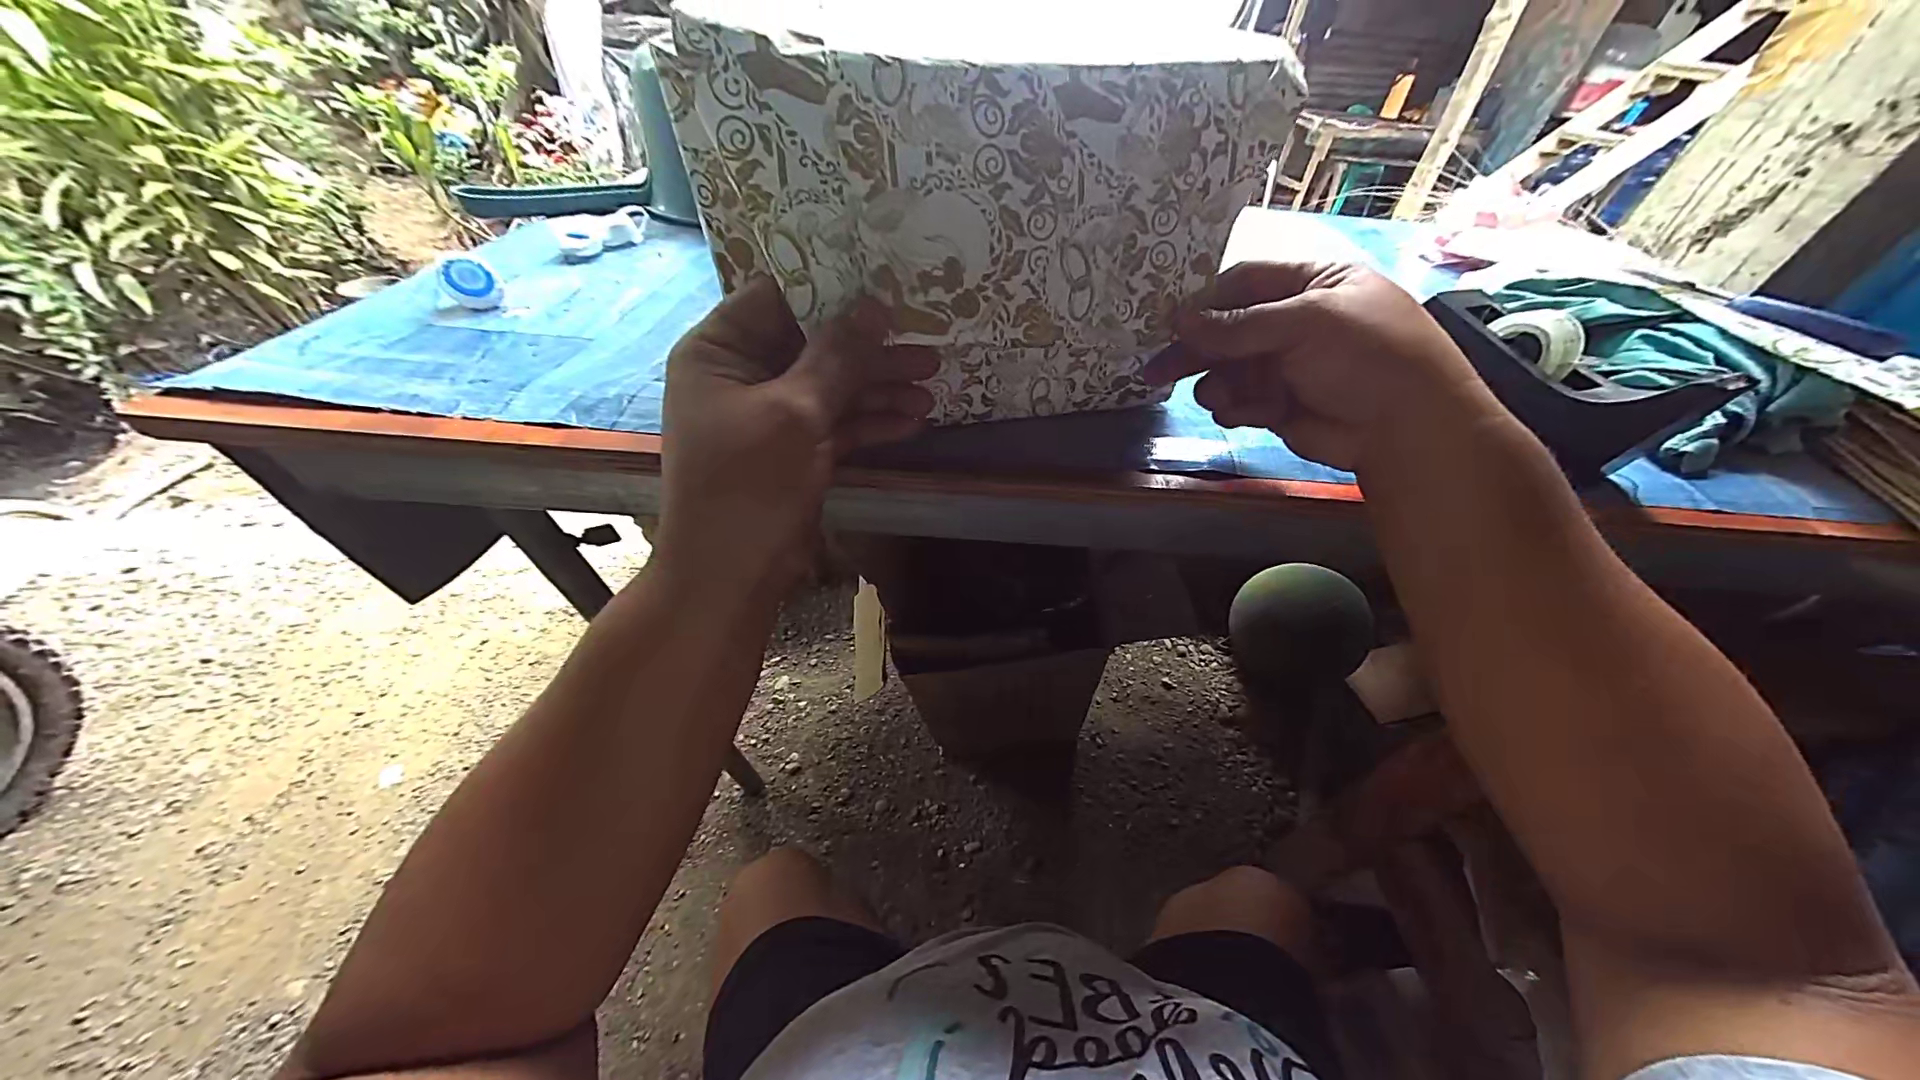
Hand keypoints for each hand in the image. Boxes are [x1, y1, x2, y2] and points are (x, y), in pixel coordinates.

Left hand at [656, 276, 937, 594]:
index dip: (833, 292)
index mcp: (720, 351)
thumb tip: (875, 307)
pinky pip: (836, 424)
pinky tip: (912, 422)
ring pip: (832, 387)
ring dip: (880, 389)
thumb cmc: (749, 486)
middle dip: (870, 350)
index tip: (888, 288)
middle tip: (926, 348)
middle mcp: (743, 376)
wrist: (731, 576)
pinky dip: (871, 423)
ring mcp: (772, 416)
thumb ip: (837, 357)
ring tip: (932, 386)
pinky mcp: (794, 450)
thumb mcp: (795, 413)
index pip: (778, 298)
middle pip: (815, 345)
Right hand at [1142, 262, 1499, 472]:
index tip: (1170, 325)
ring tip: (1223, 399)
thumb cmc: (1366, 355)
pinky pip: (1238, 402)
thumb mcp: (1305, 323)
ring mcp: (1284, 365)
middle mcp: (1292, 322)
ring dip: (1219, 386)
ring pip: (1226, 371)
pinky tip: (1251, 415)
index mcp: (1309, 284)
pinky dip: (1237, 409)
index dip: (1205, 303)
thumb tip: (1178, 320)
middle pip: (1226, 331)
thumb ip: (1238, 325)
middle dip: (1195, 352)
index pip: (1243, 284)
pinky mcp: (1276, 404)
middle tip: (1155, 372)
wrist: (1404, 427)